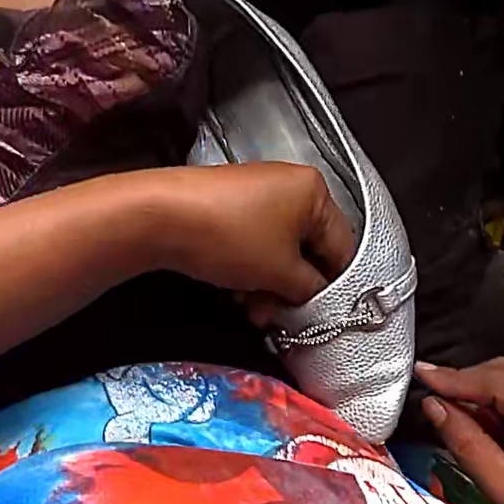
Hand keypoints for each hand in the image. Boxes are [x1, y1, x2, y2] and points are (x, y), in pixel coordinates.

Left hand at [139, 163, 355, 304]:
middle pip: (305, 251)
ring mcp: (255, 196)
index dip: (333, 286)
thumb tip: (316, 297)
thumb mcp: (280, 272)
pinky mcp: (227, 209)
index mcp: (314, 191)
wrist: (161, 217)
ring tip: (250, 307)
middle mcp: (287, 187)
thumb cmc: (224, 234)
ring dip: (266, 287)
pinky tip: (233, 291)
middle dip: (290, 290)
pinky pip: (251, 246)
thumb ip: (310, 289)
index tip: (321, 313)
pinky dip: (247, 271)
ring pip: (276, 253)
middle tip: (279, 316)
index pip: (342, 247)